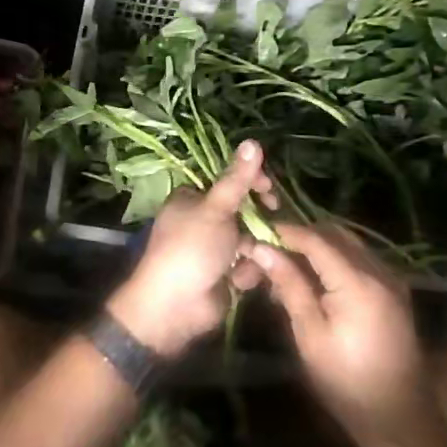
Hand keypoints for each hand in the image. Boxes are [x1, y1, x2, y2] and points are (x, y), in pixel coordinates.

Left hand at [105, 141, 273, 358]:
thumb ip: (237, 179)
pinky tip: (237, 281)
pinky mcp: (224, 274)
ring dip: (252, 250)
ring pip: (250, 239)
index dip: (250, 184)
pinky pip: (247, 265)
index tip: (270, 189)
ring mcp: (213, 249)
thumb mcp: (215, 209)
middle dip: (256, 222)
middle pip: (243, 211)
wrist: (175, 306)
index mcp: (191, 199)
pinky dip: (245, 272)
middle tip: (272, 223)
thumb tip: (253, 141)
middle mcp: (201, 221)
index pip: (227, 182)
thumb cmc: (191, 248)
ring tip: (246, 259)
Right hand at [246, 222, 429, 442]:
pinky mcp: (394, 292)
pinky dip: (335, 259)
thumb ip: (289, 285)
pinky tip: (314, 280)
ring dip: (317, 246)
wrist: (397, 417)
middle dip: (300, 237)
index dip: (284, 232)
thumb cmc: (345, 380)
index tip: (256, 234)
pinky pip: (361, 259)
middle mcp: (379, 272)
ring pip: (349, 244)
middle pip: (334, 234)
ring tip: (287, 266)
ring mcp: (391, 281)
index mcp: (358, 282)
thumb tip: (261, 249)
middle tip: (270, 251)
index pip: (316, 239)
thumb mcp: (309, 333)